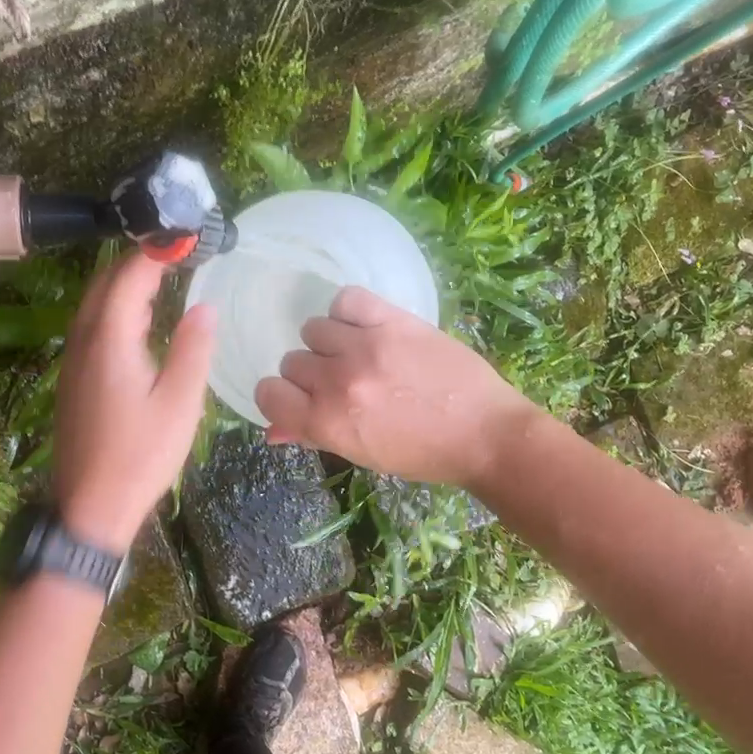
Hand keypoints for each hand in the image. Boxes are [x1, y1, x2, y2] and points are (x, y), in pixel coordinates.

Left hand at [54, 254, 215, 553]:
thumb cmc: (140, 456)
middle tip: (178, 251)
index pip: (129, 275)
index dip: (156, 250)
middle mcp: (83, 340)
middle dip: (139, 260)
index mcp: (109, 339)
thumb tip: (204, 305)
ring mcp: (74, 360)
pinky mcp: (74, 378)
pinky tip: (140, 321)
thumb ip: (192, 348)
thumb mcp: (179, 403)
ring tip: (164, 276)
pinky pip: (92, 326)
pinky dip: (116, 308)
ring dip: (125, 283)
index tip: (186, 236)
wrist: (91, 505)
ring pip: (95, 303)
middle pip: (105, 282)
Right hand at [255, 286, 542, 486]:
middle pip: (292, 361)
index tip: (302, 399)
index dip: (281, 396)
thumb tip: (271, 430)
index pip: (268, 394)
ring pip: (313, 329)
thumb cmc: (421, 454)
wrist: (484, 434)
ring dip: (330, 342)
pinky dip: (348, 311)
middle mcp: (338, 382)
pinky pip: (346, 299)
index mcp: (326, 423)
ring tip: (359, 354)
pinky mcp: (393, 322)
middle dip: (311, 374)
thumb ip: (311, 436)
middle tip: (344, 383)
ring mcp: (365, 348)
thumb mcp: (360, 454)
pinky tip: (366, 327)